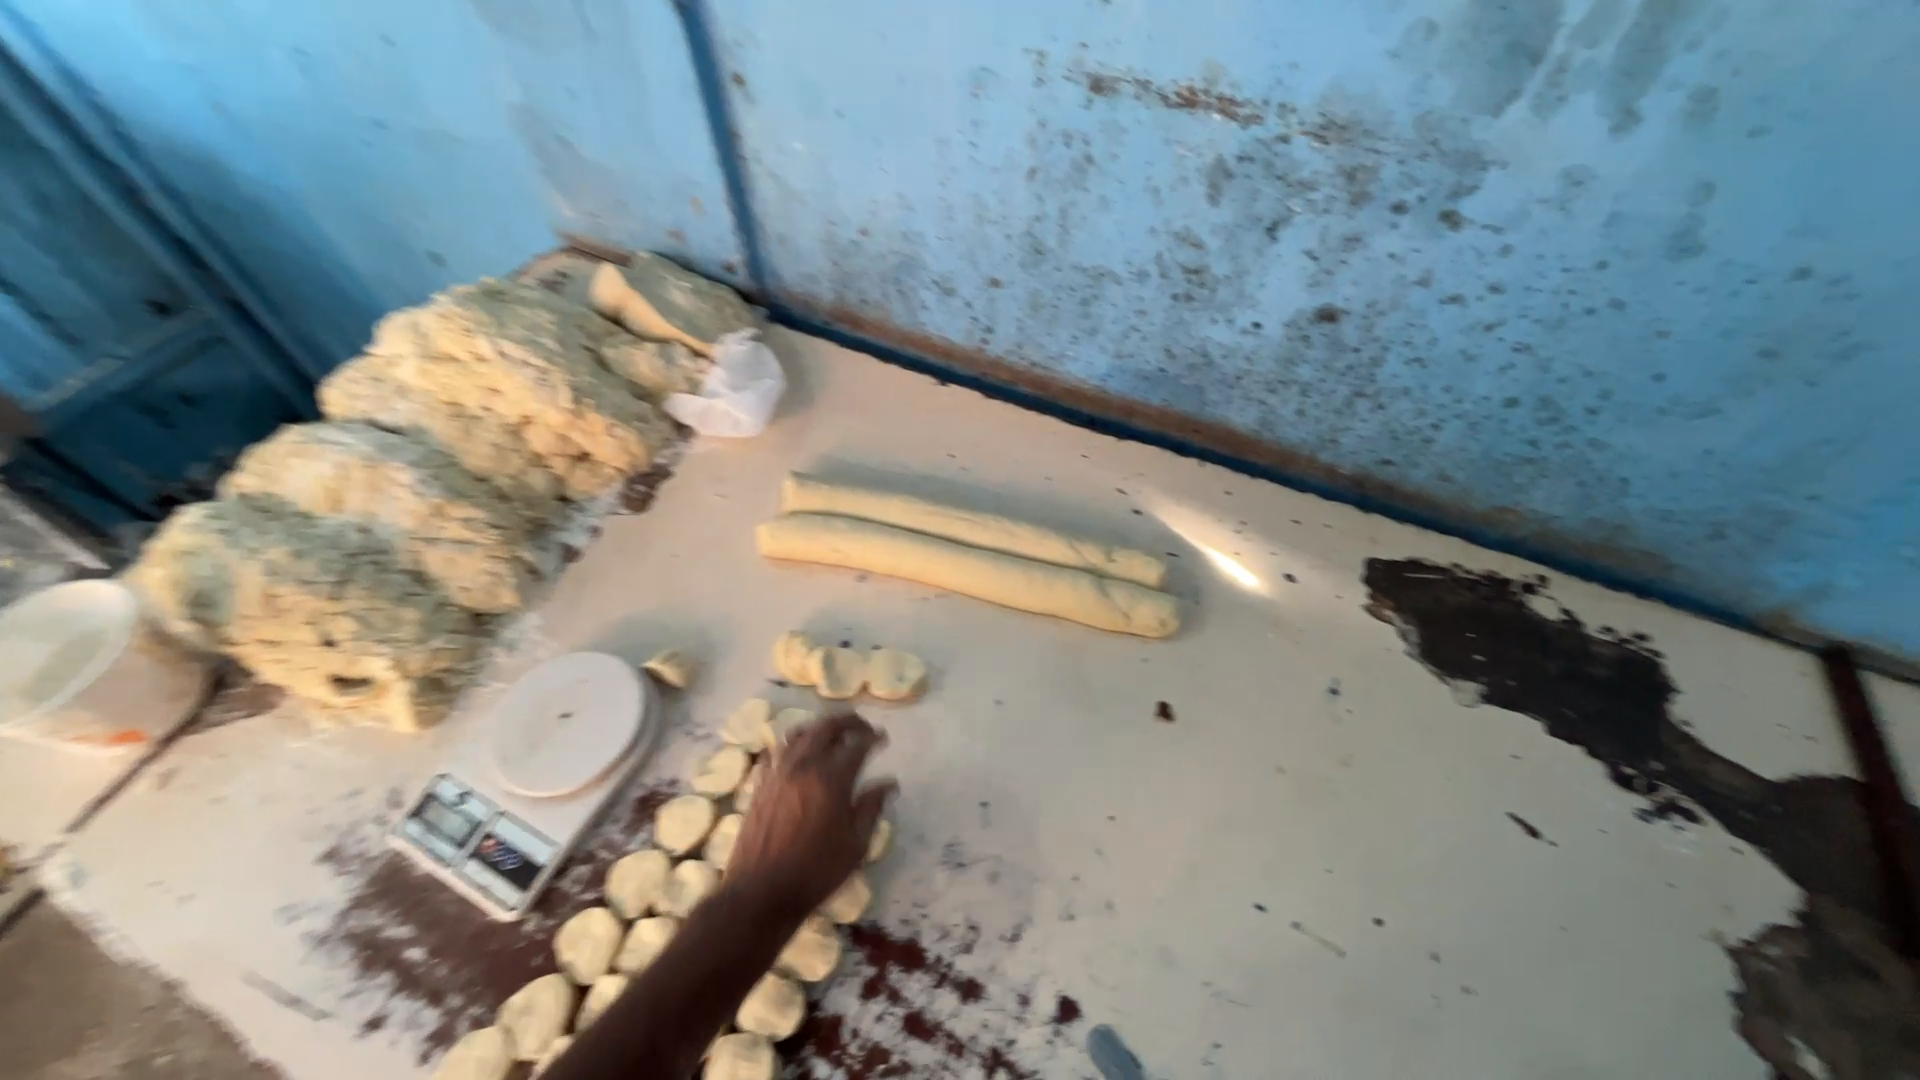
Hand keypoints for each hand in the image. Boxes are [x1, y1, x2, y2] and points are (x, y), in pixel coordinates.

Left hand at [727, 713, 895, 915]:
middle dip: (848, 722)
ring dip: (819, 729)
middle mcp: (803, 766)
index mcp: (831, 779)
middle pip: (826, 728)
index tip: (883, 739)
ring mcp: (777, 773)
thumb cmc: (815, 873)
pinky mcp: (760, 785)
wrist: (760, 893)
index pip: (856, 744)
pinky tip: (799, 755)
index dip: (873, 738)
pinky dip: (792, 745)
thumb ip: (871, 808)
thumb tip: (887, 784)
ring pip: (799, 734)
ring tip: (832, 736)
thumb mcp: (855, 846)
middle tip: (862, 728)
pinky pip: (776, 752)